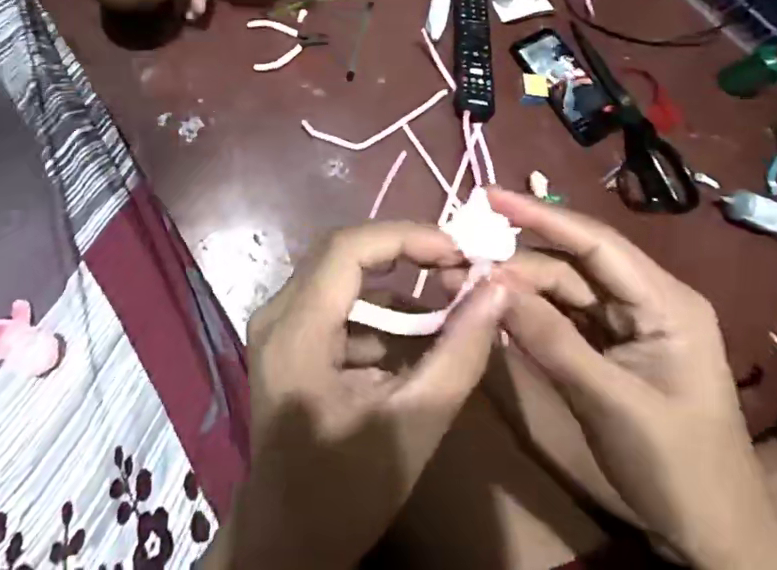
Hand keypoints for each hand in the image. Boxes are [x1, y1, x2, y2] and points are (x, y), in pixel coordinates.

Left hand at [208, 222, 513, 569]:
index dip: (406, 236)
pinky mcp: (290, 339)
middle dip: (406, 249)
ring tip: (449, 290)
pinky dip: (383, 303)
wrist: (288, 544)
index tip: (458, 251)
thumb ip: (460, 353)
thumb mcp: (415, 424)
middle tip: (458, 263)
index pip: (348, 248)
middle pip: (344, 250)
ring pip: (343, 270)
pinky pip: (340, 298)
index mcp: (295, 333)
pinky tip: (420, 327)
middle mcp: (278, 315)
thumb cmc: (347, 490)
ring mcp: (279, 325)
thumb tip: (499, 288)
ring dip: (398, 274)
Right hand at [488, 190, 776, 569]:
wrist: (715, 537)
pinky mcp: (615, 349)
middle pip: (576, 264)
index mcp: (666, 301)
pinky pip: (568, 318)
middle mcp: (649, 300)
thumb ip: (552, 341)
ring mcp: (632, 325)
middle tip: (462, 257)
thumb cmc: (678, 469)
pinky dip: (533, 314)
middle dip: (520, 258)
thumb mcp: (611, 404)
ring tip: (467, 279)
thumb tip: (493, 287)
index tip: (491, 197)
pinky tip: (496, 309)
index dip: (542, 216)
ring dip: (521, 285)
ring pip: (568, 289)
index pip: (597, 242)